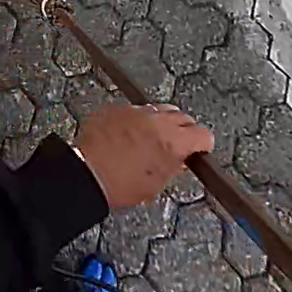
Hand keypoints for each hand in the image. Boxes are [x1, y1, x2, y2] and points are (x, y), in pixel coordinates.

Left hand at [73, 104, 213, 207]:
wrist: (88, 172)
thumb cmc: (120, 183)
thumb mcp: (157, 184)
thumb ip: (173, 166)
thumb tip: (180, 158)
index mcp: (173, 141)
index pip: (202, 134)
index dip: (203, 143)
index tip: (200, 147)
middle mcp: (157, 120)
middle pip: (183, 116)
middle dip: (184, 129)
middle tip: (179, 142)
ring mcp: (136, 110)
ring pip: (159, 108)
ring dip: (162, 120)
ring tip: (154, 137)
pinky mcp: (118, 107)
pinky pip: (135, 108)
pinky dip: (138, 118)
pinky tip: (131, 132)